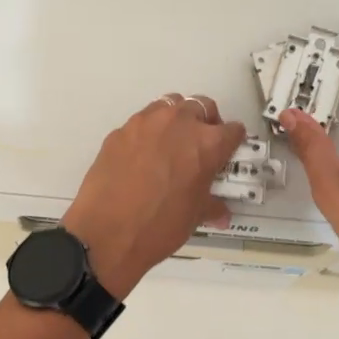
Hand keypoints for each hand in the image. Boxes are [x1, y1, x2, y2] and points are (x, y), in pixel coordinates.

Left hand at [62, 93, 245, 297]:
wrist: (106, 233)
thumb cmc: (160, 226)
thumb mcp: (194, 216)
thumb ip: (211, 205)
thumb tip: (220, 213)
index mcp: (207, 143)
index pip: (233, 131)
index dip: (232, 144)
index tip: (226, 154)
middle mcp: (178, 123)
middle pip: (201, 107)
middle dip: (205, 123)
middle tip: (198, 147)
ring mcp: (145, 123)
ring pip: (169, 106)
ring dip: (175, 120)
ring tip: (169, 146)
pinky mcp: (119, 131)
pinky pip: (140, 124)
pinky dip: (147, 134)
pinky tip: (140, 158)